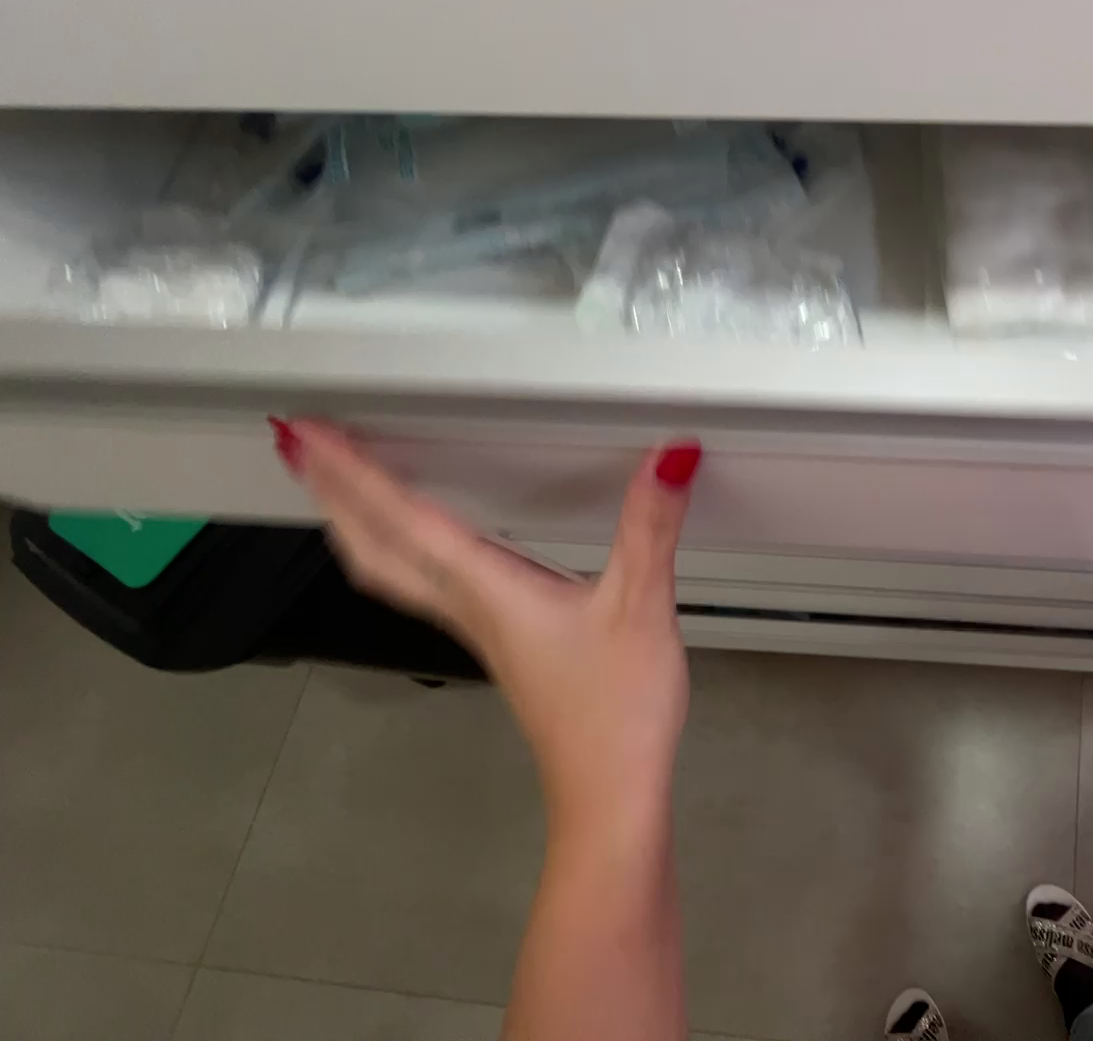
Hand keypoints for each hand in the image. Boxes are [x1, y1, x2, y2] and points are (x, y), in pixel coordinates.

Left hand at [272, 418, 701, 838]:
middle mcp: (473, 610)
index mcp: (490, 592)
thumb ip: (650, 528)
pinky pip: (434, 591)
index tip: (304, 429)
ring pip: (398, 575)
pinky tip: (437, 552)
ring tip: (345, 491)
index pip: (407, 522)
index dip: (354, 471)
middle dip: (336, 498)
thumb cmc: (618, 706)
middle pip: (377, 553)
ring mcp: (486, 634)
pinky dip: (409, 556)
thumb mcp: (641, 605)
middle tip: (300, 451)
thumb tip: (668, 458)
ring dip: (362, 527)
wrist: (611, 787)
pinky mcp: (509, 649)